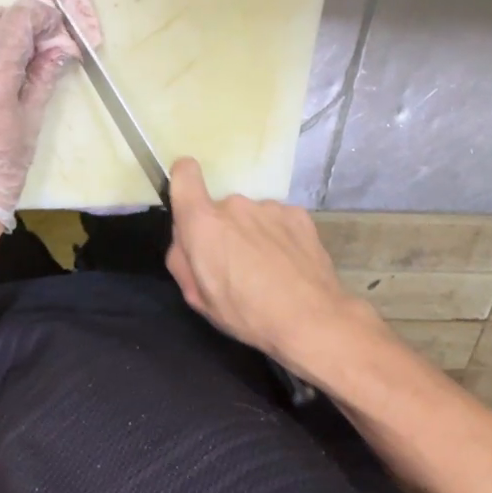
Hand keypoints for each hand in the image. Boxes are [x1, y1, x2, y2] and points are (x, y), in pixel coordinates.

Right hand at [164, 158, 378, 370]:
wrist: (309, 318)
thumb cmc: (244, 312)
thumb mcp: (196, 297)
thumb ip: (182, 260)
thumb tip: (185, 240)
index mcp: (203, 224)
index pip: (185, 175)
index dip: (182, 181)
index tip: (188, 203)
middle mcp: (235, 206)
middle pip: (217, 210)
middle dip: (219, 232)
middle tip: (231, 267)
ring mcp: (270, 207)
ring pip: (248, 217)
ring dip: (249, 235)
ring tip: (263, 270)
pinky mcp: (298, 214)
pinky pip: (274, 221)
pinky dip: (274, 237)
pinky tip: (284, 265)